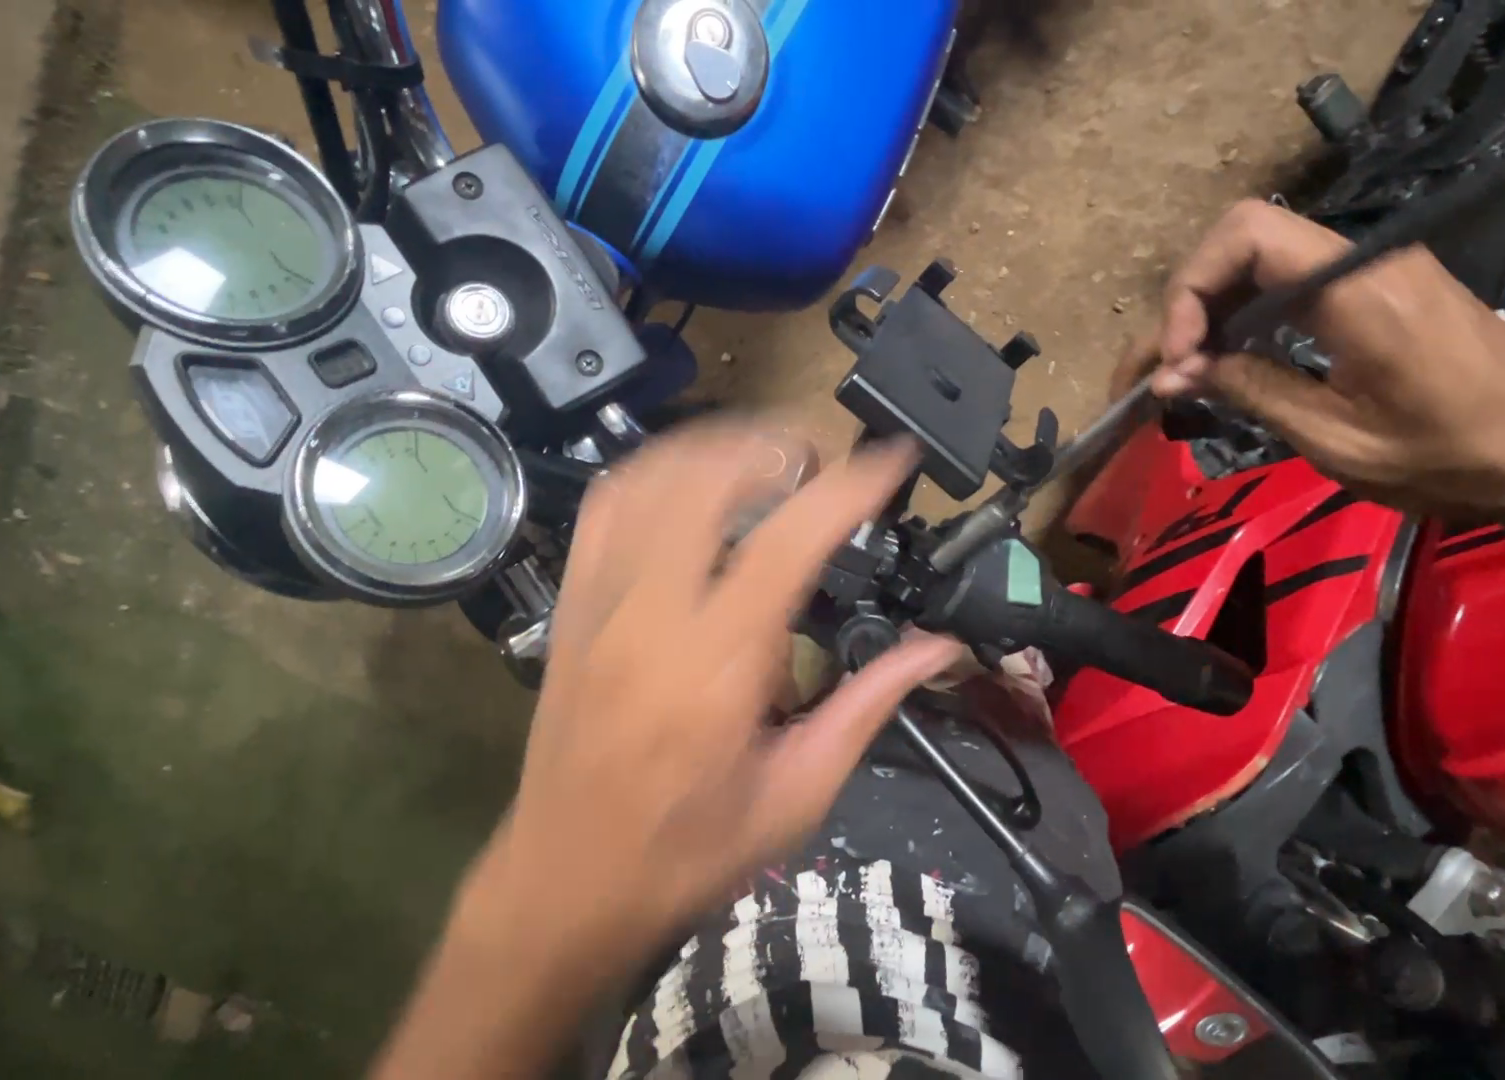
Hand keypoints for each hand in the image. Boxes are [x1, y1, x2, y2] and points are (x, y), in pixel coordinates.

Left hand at [477, 423, 963, 956]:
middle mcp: (650, 615)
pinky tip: (686, 483)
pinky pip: (602, 509)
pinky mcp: (568, 607)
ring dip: (715, 449)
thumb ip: (867, 706)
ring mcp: (598, 603)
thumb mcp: (797, 793)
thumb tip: (938, 648)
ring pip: (650, 478)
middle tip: (821, 465)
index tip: (889, 460)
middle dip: (774, 448)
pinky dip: (651, 473)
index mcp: (717, 666)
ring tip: (765, 462)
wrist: (566, 882)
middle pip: (707, 481)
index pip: (787, 542)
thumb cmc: (688, 851)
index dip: (847, 488)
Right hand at [1149, 200, 1504, 518]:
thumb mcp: (1336, 438)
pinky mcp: (1375, 291)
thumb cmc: (1449, 458)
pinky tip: (1226, 363)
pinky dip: (1243, 318)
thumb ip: (1251, 391)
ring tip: (1180, 375)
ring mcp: (1371, 271)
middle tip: (1164, 374)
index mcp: (1357, 288)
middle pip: (1241, 241)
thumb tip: (1172, 375)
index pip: (1245, 235)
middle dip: (1187, 303)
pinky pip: (1287, 283)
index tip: (1178, 362)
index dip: (1190, 290)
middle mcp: (1362, 262)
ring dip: (1208, 313)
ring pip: (1258, 261)